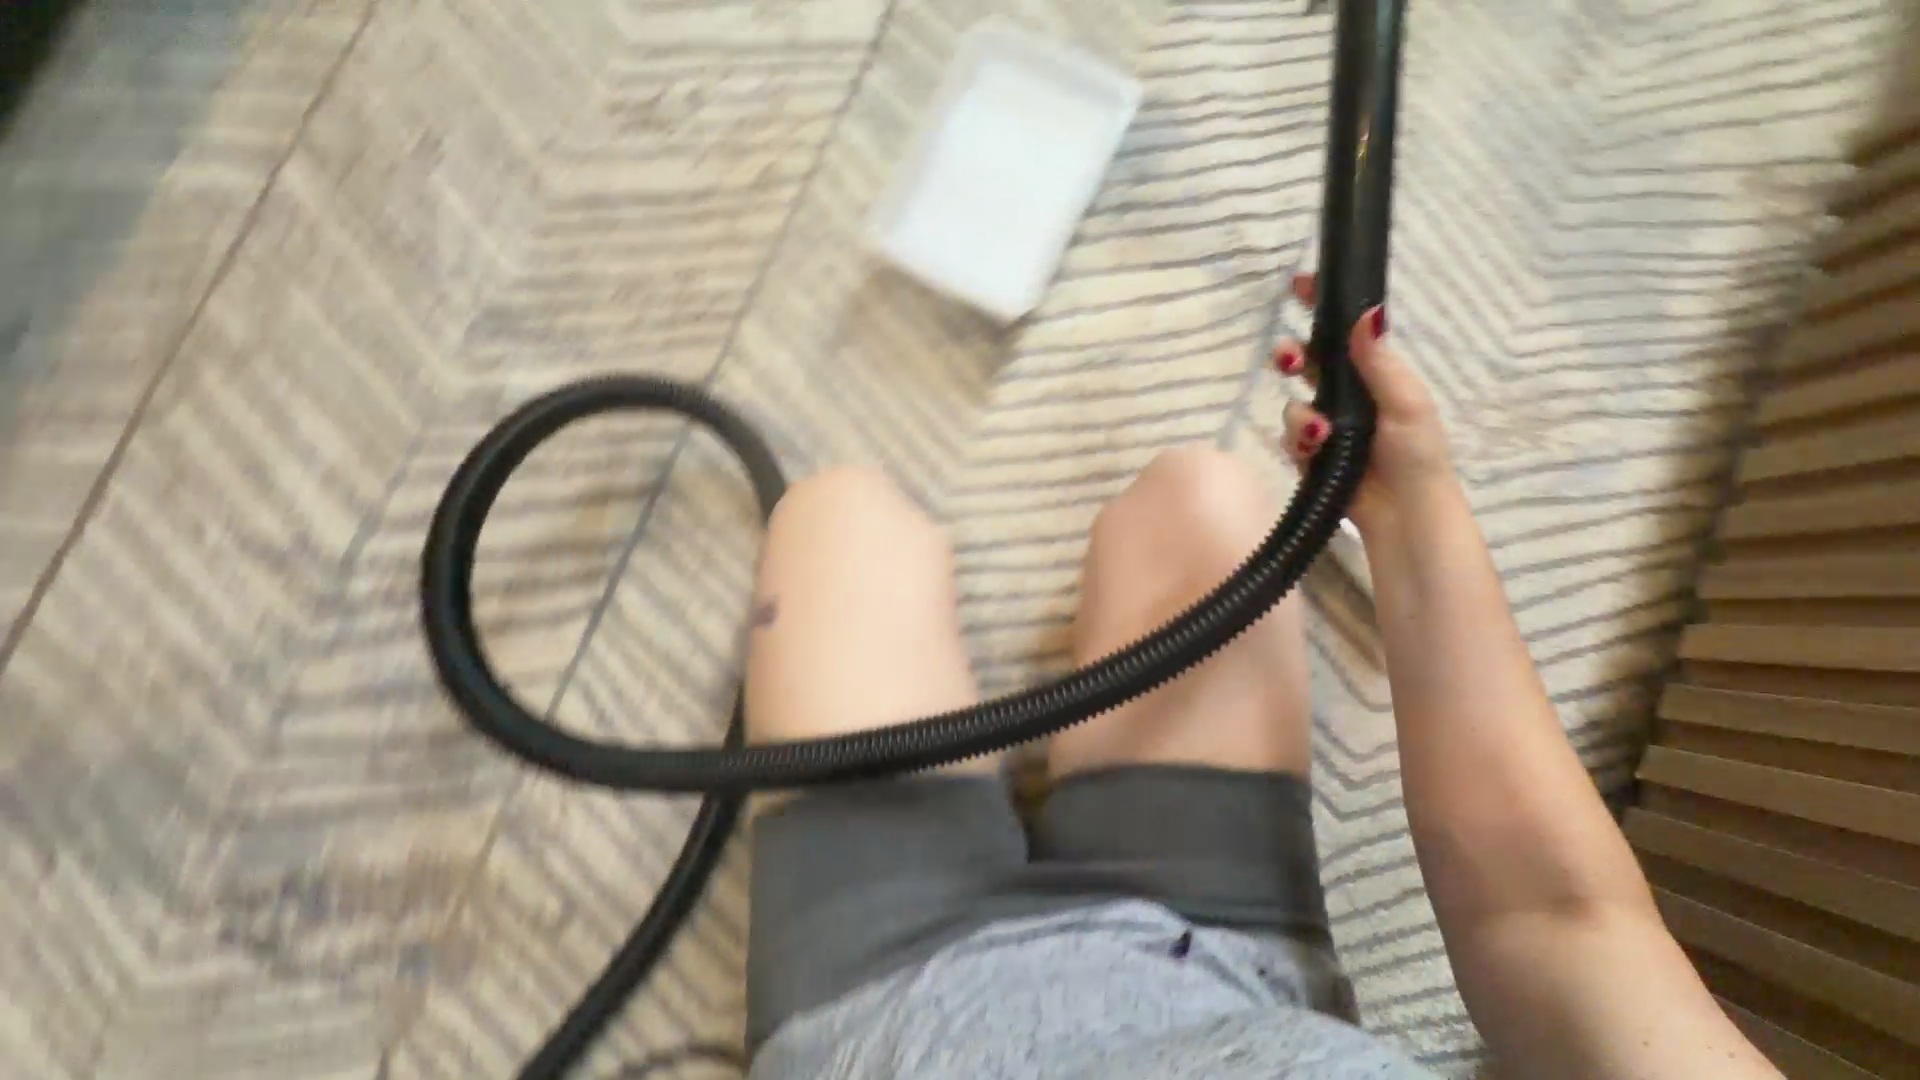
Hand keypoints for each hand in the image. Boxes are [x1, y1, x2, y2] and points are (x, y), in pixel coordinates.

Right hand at [1272, 273, 1454, 542]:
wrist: (1403, 512)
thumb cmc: (1416, 454)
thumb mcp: (1406, 402)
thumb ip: (1379, 361)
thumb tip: (1368, 310)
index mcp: (1373, 373)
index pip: (1341, 332)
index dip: (1319, 306)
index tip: (1300, 285)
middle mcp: (1345, 394)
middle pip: (1304, 362)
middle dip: (1289, 357)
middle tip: (1287, 360)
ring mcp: (1324, 426)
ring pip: (1292, 405)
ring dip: (1300, 416)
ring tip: (1320, 434)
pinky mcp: (1309, 456)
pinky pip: (1288, 439)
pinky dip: (1298, 444)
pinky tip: (1315, 453)